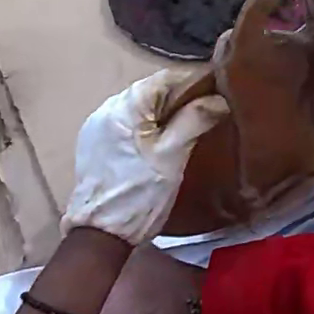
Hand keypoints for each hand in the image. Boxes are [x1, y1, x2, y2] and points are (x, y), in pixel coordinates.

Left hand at [62, 69, 230, 244]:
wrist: (99, 235)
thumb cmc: (139, 193)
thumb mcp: (173, 155)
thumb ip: (195, 120)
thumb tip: (218, 99)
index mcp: (125, 106)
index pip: (165, 78)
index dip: (192, 81)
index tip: (216, 88)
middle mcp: (107, 108)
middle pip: (151, 91)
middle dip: (179, 96)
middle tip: (207, 106)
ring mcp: (97, 126)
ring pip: (139, 107)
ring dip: (163, 111)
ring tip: (189, 122)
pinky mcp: (95, 143)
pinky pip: (127, 122)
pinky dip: (147, 124)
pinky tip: (162, 138)